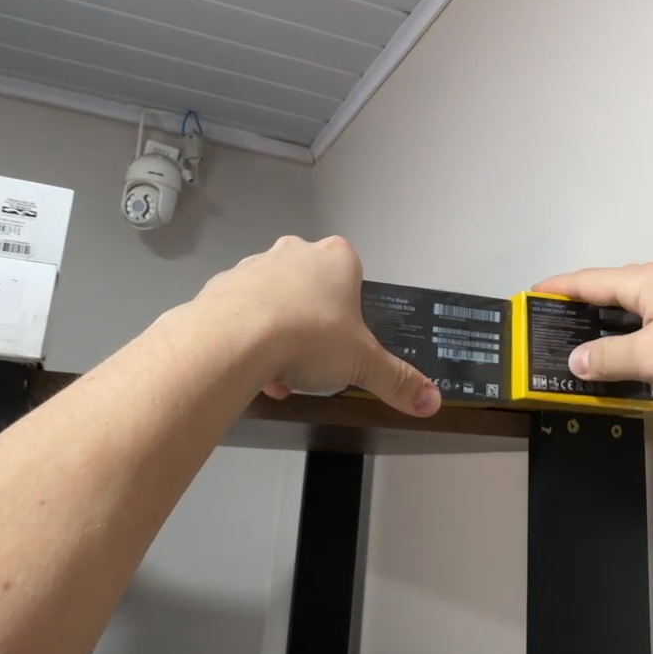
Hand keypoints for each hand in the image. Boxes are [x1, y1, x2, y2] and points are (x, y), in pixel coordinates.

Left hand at [196, 236, 440, 416]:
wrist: (234, 340)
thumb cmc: (310, 338)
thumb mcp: (364, 364)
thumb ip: (398, 381)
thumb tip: (432, 401)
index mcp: (336, 259)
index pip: (351, 279)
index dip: (348, 315)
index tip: (341, 344)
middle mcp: (295, 252)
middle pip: (310, 290)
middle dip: (311, 326)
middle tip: (312, 362)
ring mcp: (254, 265)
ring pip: (274, 303)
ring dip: (278, 336)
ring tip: (279, 375)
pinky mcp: (220, 285)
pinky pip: (240, 313)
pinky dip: (246, 339)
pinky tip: (250, 369)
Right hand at [532, 264, 652, 407]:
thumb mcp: (650, 358)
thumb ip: (608, 359)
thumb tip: (577, 361)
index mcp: (647, 282)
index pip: (590, 280)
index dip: (559, 288)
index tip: (534, 293)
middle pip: (617, 287)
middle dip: (587, 303)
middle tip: (562, 323)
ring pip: (645, 304)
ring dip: (618, 320)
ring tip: (601, 340)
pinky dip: (646, 331)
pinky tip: (651, 352)